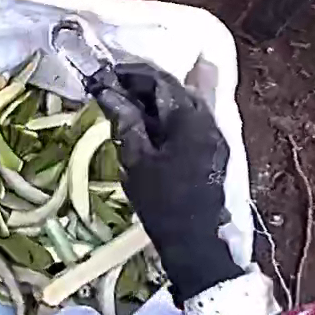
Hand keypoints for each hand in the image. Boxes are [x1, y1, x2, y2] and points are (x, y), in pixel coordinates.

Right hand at [91, 59, 242, 301]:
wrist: (193, 240)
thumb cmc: (161, 200)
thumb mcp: (135, 158)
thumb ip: (124, 120)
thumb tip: (106, 91)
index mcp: (189, 120)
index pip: (160, 81)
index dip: (129, 74)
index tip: (102, 75)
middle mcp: (207, 121)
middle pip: (173, 89)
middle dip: (139, 84)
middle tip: (107, 88)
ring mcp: (212, 135)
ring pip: (179, 104)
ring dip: (150, 100)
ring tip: (119, 103)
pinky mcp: (210, 149)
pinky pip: (184, 121)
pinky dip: (161, 115)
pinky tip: (140, 124)